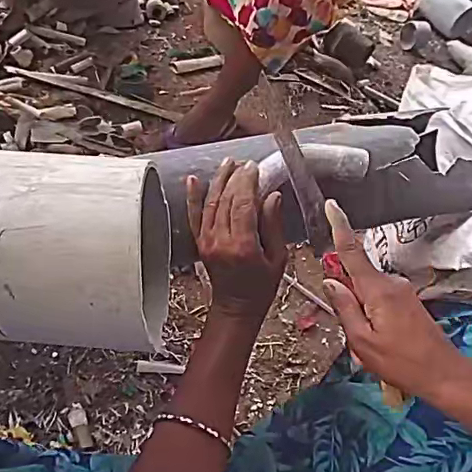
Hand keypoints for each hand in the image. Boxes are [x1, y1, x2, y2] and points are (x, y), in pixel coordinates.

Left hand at [187, 160, 287, 319]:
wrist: (236, 308)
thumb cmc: (261, 288)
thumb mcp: (278, 259)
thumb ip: (273, 225)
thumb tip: (272, 196)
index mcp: (243, 246)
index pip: (243, 204)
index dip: (248, 182)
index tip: (255, 167)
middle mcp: (221, 241)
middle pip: (226, 200)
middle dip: (235, 177)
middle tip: (245, 163)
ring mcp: (207, 241)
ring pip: (210, 203)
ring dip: (218, 180)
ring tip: (227, 163)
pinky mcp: (200, 243)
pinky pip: (194, 216)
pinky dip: (193, 197)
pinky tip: (193, 180)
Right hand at [320, 201, 471, 412]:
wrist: (446, 377)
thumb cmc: (404, 364)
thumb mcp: (362, 342)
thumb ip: (344, 308)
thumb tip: (331, 282)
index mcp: (378, 290)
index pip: (352, 252)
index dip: (340, 227)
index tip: (332, 206)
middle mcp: (392, 284)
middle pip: (356, 276)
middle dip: (346, 297)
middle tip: (355, 333)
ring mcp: (403, 292)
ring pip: (367, 291)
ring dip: (361, 312)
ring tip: (373, 344)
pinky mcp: (409, 302)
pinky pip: (380, 299)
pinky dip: (373, 316)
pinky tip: (383, 341)